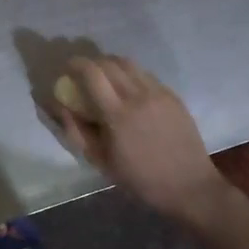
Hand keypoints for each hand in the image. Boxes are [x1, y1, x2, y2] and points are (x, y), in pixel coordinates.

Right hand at [45, 56, 234, 223]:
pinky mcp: (172, 96)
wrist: (189, 186)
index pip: (92, 73)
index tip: (67, 68)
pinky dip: (130, 75)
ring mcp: (158, 93)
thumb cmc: (140, 179)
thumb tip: (58, 106)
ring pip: (129, 64)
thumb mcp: (101, 161)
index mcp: (117, 114)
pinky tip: (129, 90)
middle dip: (91, 62)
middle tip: (83, 73)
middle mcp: (138, 96)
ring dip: (111, 64)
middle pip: (109, 62)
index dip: (76, 64)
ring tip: (105, 77)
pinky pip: (146, 75)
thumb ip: (76, 130)